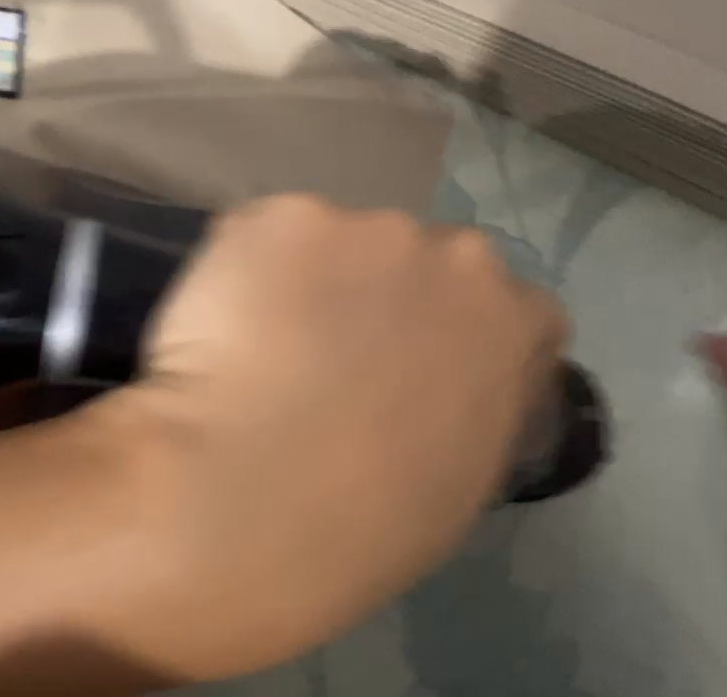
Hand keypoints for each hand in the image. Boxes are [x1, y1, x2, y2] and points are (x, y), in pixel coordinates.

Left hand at [96, 195, 567, 669]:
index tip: (410, 362)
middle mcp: (440, 249)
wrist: (258, 479)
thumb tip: (430, 384)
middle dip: (373, 290)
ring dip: (301, 275)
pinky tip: (220, 320)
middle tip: (323, 346)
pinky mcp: (270, 217)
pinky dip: (239, 267)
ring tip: (259, 338)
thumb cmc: (372, 509)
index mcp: (506, 316)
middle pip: (408, 257)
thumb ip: (466, 398)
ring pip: (324, 241)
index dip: (451, 330)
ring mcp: (351, 224)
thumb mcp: (464, 468)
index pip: (506, 303)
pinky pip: (255, 237)